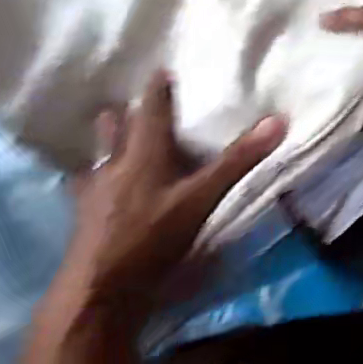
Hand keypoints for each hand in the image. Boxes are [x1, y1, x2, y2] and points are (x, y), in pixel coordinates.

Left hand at [46, 72, 285, 324]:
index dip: (156, 90)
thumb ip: (238, 160)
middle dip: (122, 116)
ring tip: (107, 139)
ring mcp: (94, 198)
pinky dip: (92, 184)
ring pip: (98, 161)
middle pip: (116, 133)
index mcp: (142, 155)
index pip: (150, 112)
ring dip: (104, 148)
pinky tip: (94, 192)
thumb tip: (278, 120)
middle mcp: (114, 169)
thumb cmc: (152, 237)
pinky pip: (87, 193)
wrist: (98, 293)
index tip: (159, 70)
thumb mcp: (202, 197)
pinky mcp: (84, 224)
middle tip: (126, 102)